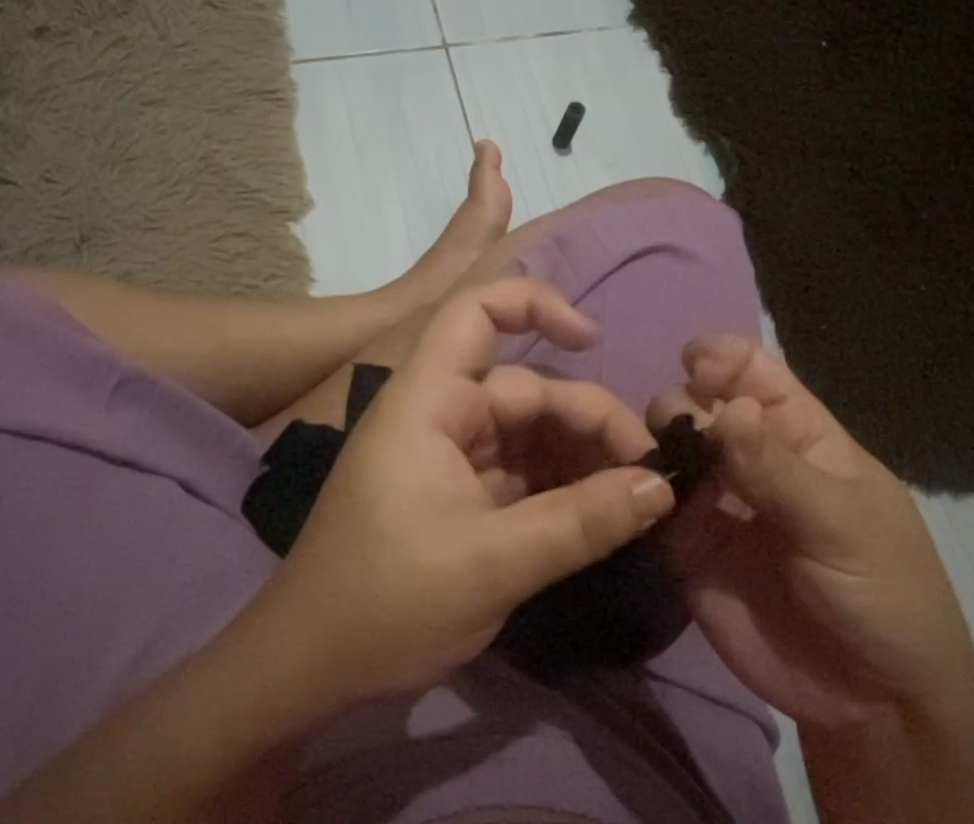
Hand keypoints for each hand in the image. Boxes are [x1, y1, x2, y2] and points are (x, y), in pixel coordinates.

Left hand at [256, 277, 676, 706]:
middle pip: (528, 390)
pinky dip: (564, 491)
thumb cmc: (387, 602)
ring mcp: (449, 459)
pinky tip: (607, 517)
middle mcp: (440, 416)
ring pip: (531, 436)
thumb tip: (663, 485)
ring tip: (642, 500)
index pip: (476, 313)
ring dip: (584, 460)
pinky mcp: (459, 499)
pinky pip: (523, 476)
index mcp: (427, 403)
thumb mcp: (493, 563)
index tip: (596, 342)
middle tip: (655, 476)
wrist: (311, 667)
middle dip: (591, 421)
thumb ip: (582, 521)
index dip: (537, 306)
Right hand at [649, 335, 973, 728]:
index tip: (692, 362)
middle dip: (680, 404)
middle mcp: (750, 461)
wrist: (871, 701)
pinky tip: (628, 495)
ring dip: (650, 446)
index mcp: (800, 437)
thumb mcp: (842, 523)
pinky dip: (635, 495)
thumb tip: (731, 405)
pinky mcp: (684, 548)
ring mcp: (714, 504)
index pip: (754, 374)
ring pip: (667, 451)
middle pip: (698, 404)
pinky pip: (650, 508)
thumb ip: (777, 468)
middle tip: (678, 434)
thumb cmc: (884, 593)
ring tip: (650, 467)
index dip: (722, 358)